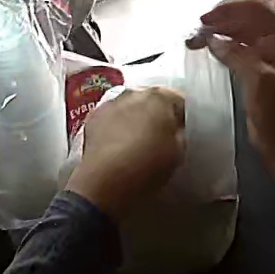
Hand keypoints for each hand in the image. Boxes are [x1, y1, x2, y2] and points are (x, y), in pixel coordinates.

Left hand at [66, 86, 186, 219]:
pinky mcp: (93, 116)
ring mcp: (111, 103)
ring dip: (135, 118)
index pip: (178, 100)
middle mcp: (134, 93)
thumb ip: (179, 134)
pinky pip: (111, 116)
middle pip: (152, 100)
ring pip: (130, 106)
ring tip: (136, 141)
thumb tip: (174, 129)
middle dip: (157, 114)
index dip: (181, 117)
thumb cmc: (147, 165)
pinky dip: (115, 125)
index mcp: (160, 98)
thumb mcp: (178, 153)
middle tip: (159, 136)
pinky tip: (117, 144)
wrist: (105, 180)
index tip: (180, 132)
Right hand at [192, 0, 274, 226]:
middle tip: (193, 32)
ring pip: (239, 35)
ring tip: (194, 40)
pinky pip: (237, 53)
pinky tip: (207, 52)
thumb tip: (212, 36)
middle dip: (220, 19)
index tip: (202, 19)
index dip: (228, 9)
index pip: (256, 9)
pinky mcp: (256, 77)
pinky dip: (221, 49)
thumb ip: (237, 55)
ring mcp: (267, 61)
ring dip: (218, 33)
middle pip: (246, 19)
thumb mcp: (261, 83)